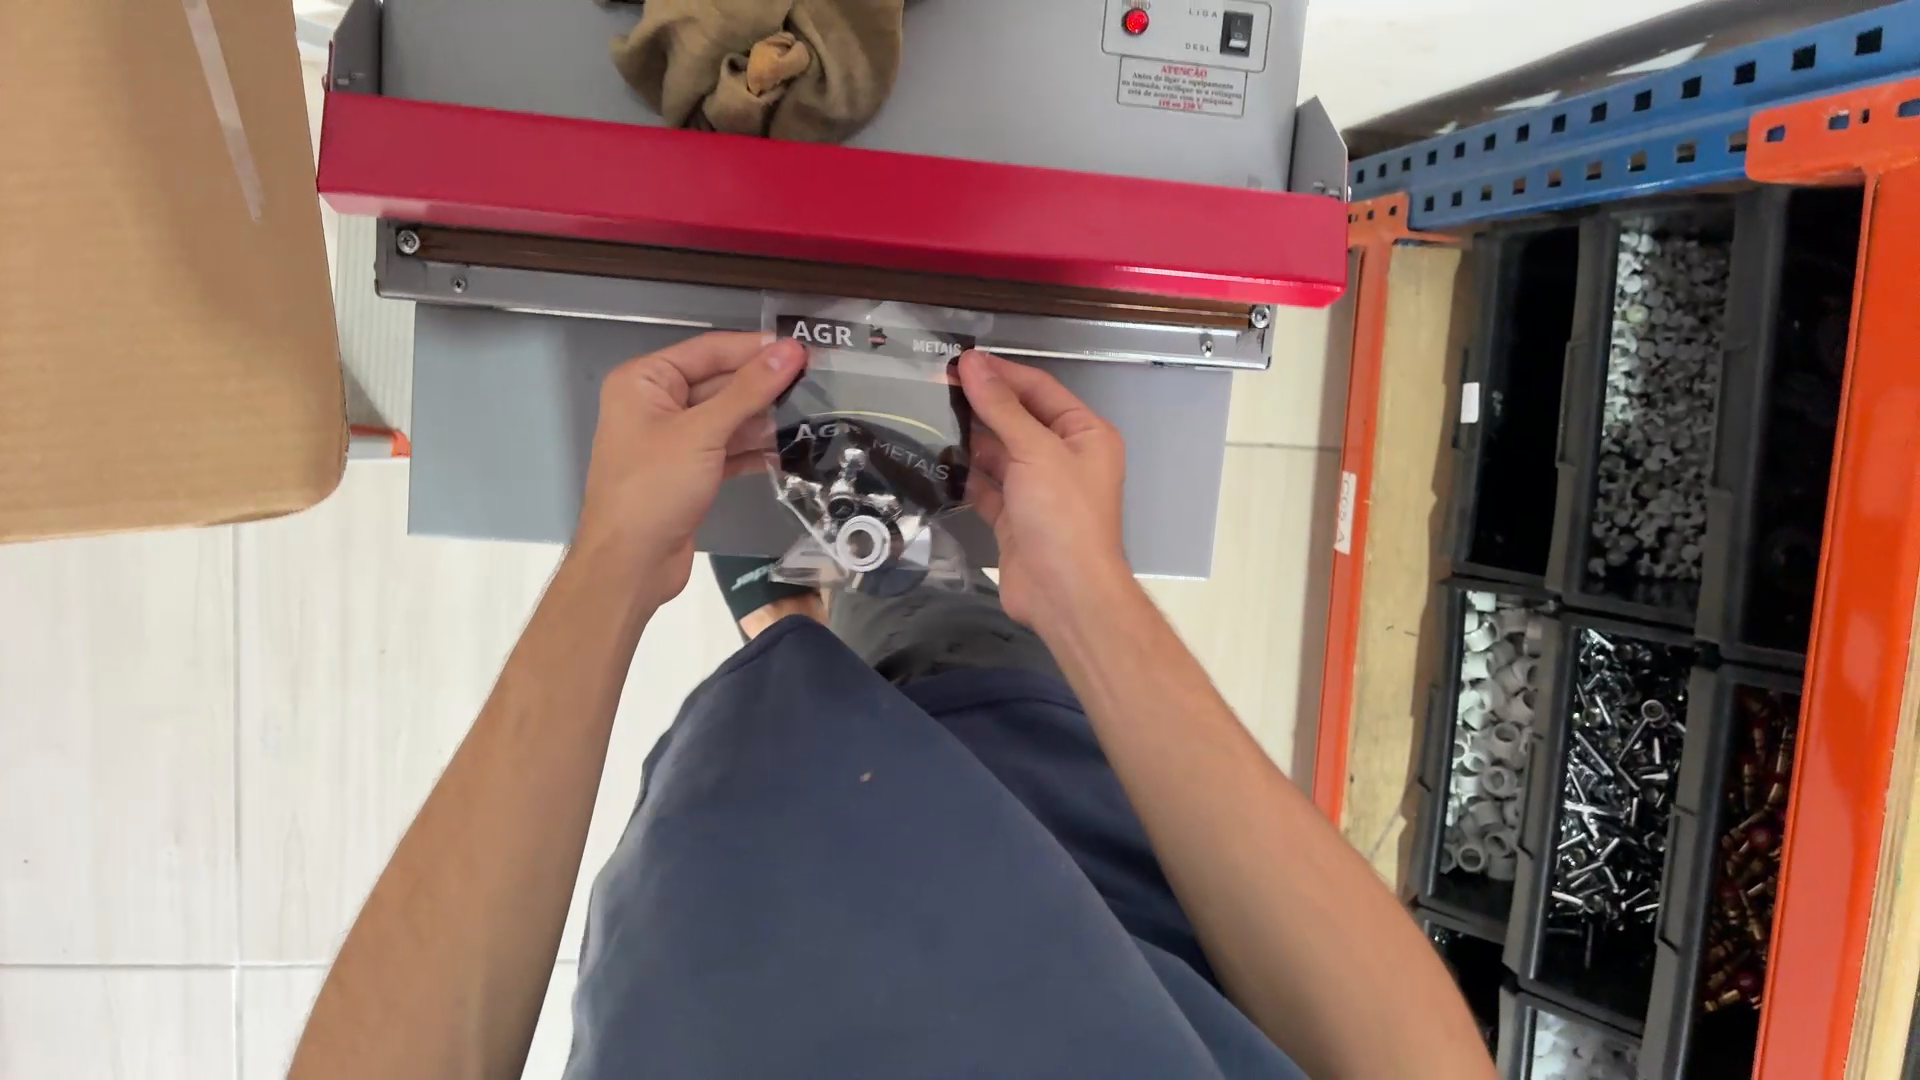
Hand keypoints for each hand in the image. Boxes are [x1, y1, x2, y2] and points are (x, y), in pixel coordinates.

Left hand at [574, 332, 805, 605]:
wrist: (631, 563)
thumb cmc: (655, 488)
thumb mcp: (703, 433)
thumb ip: (749, 390)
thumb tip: (790, 350)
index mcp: (645, 381)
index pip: (709, 351)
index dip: (755, 349)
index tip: (803, 350)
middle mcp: (657, 403)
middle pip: (721, 383)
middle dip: (764, 386)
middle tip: (817, 383)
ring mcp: (675, 440)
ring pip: (728, 418)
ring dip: (765, 419)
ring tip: (813, 414)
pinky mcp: (692, 471)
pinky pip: (729, 448)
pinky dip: (755, 449)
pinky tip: (791, 449)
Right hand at [958, 350, 1130, 629]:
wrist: (1064, 593)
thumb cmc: (1063, 517)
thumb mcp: (1036, 452)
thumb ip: (1002, 408)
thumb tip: (973, 364)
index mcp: (1084, 434)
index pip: (1040, 390)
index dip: (1002, 373)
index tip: (961, 361)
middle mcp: (1063, 458)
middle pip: (1018, 420)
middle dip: (981, 406)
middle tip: (936, 387)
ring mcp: (1038, 489)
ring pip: (999, 455)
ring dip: (969, 441)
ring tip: (927, 419)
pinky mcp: (1014, 517)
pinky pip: (986, 488)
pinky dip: (964, 477)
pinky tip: (934, 462)